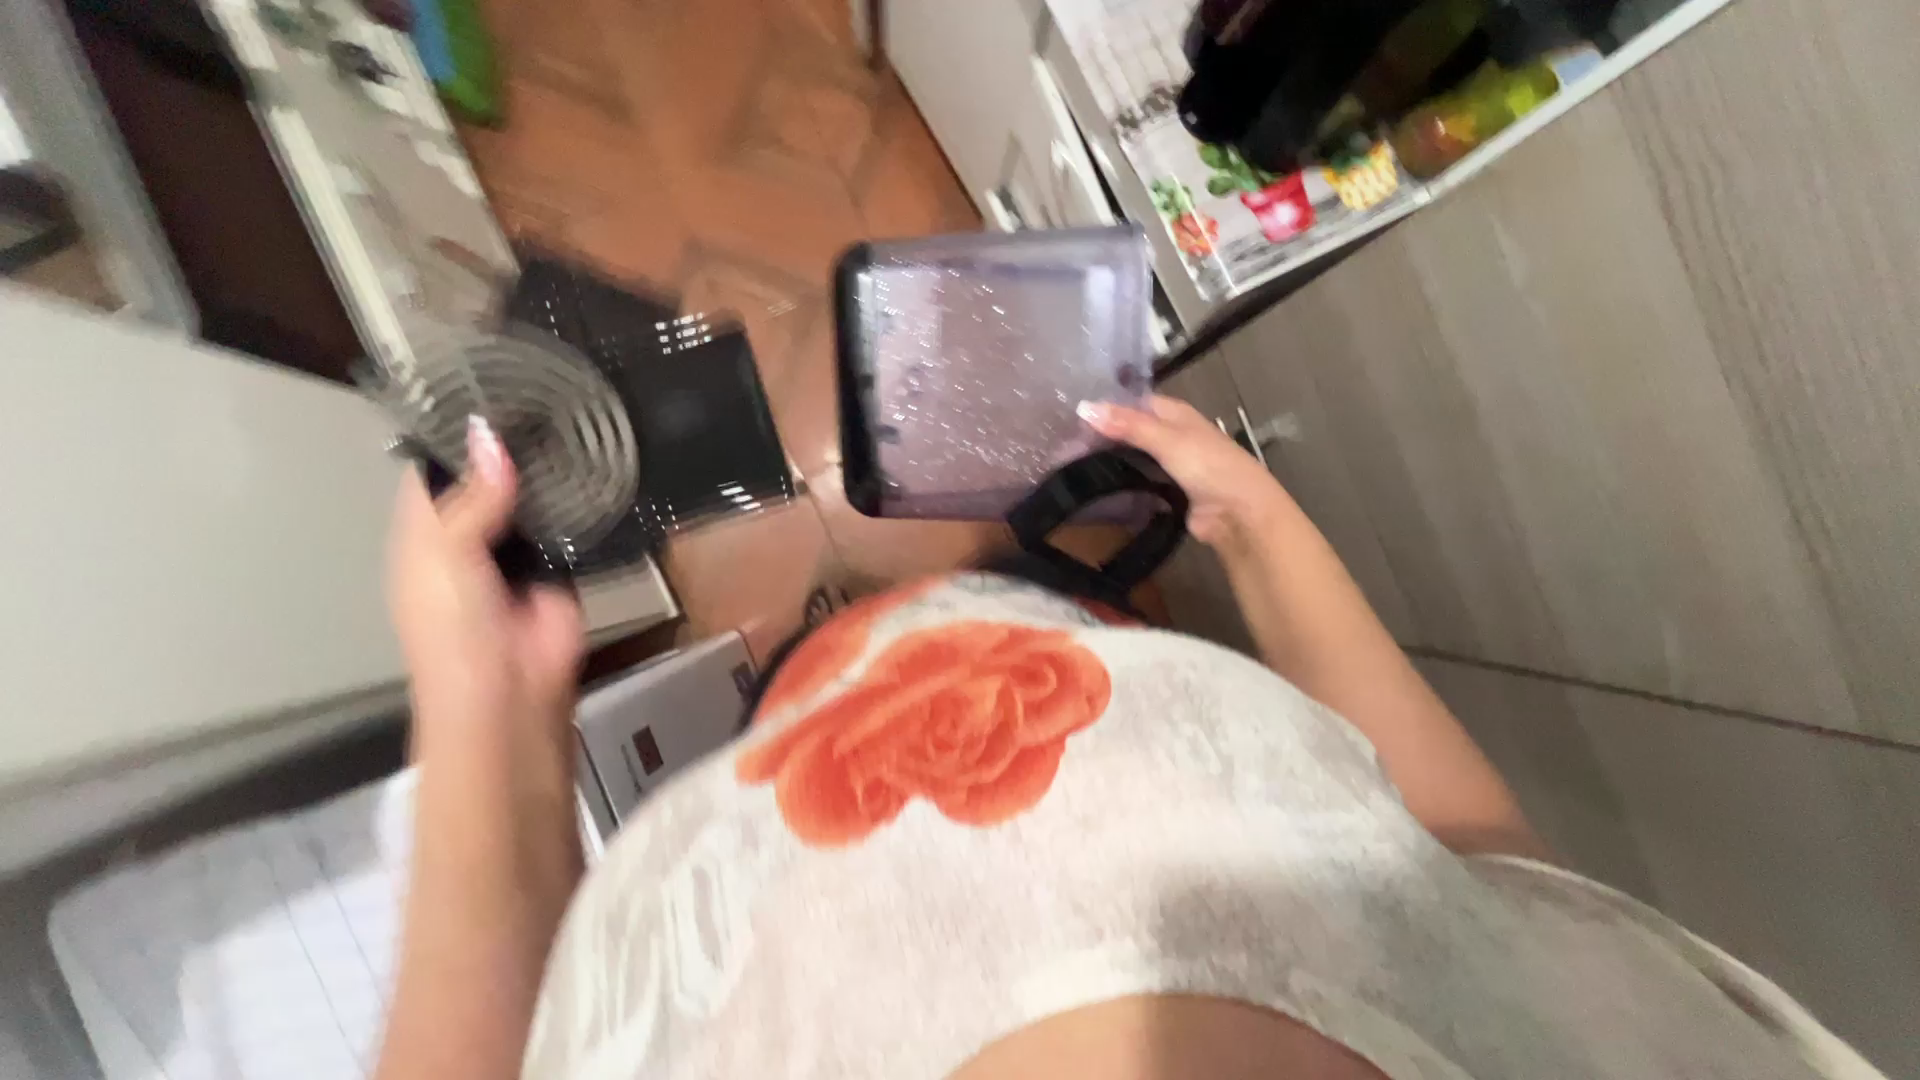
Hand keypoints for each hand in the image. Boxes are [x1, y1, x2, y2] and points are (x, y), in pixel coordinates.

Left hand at [388, 417, 583, 756]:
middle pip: (490, 481)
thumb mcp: (447, 556)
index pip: (435, 469)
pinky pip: (570, 526)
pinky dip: (581, 503)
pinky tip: (599, 467)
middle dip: (511, 449)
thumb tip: (490, 437)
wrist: (511, 687)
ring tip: (575, 420)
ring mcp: (518, 550)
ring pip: (532, 500)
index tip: (487, 390)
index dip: (454, 434)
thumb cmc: (453, 625)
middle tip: (545, 397)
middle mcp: (471, 535)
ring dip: (548, 473)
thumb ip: (473, 498)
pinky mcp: (560, 563)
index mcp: (425, 532)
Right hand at [1078, 395, 1290, 549]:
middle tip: (1064, 449)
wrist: (1239, 513)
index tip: (1071, 422)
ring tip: (1071, 468)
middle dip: (1102, 438)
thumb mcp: (1166, 439)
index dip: (1105, 410)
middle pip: (1130, 432)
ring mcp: (1170, 466)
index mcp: (1175, 414)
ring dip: (1109, 462)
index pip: (1132, 404)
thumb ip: (1126, 425)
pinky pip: (1138, 484)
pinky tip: (1096, 489)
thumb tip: (1082, 407)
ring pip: (1132, 458)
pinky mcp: (1167, 493)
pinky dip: (1120, 485)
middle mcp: (1172, 436)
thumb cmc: (1208, 466)